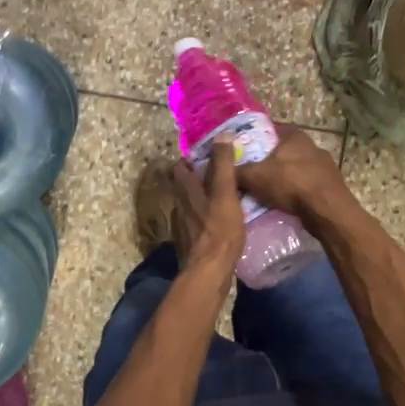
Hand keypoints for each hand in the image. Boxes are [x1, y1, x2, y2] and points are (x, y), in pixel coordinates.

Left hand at [169, 142, 244, 277]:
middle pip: (184, 186)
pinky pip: (196, 222)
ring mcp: (182, 225)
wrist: (209, 270)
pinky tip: (219, 221)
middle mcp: (179, 205)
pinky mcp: (190, 242)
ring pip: (190, 204)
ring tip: (221, 196)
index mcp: (186, 190)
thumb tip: (222, 135)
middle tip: (217, 174)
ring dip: (202, 198)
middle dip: (197, 178)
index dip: (190, 158)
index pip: (180, 166)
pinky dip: (205, 217)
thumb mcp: (225, 193)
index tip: (206, 154)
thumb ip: (223, 165)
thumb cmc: (219, 229)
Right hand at [234, 125, 349, 221]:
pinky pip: (305, 185)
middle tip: (249, 172)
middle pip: (282, 150)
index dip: (253, 138)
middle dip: (266, 160)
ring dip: (282, 178)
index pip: (269, 129)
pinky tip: (284, 203)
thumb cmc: (291, 184)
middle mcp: (312, 145)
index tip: (240, 149)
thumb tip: (220, 168)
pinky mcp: (330, 185)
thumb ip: (236, 170)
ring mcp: (324, 166)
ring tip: (264, 191)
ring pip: (294, 169)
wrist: (328, 211)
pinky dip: (294, 192)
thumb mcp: (255, 176)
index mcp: (295, 135)